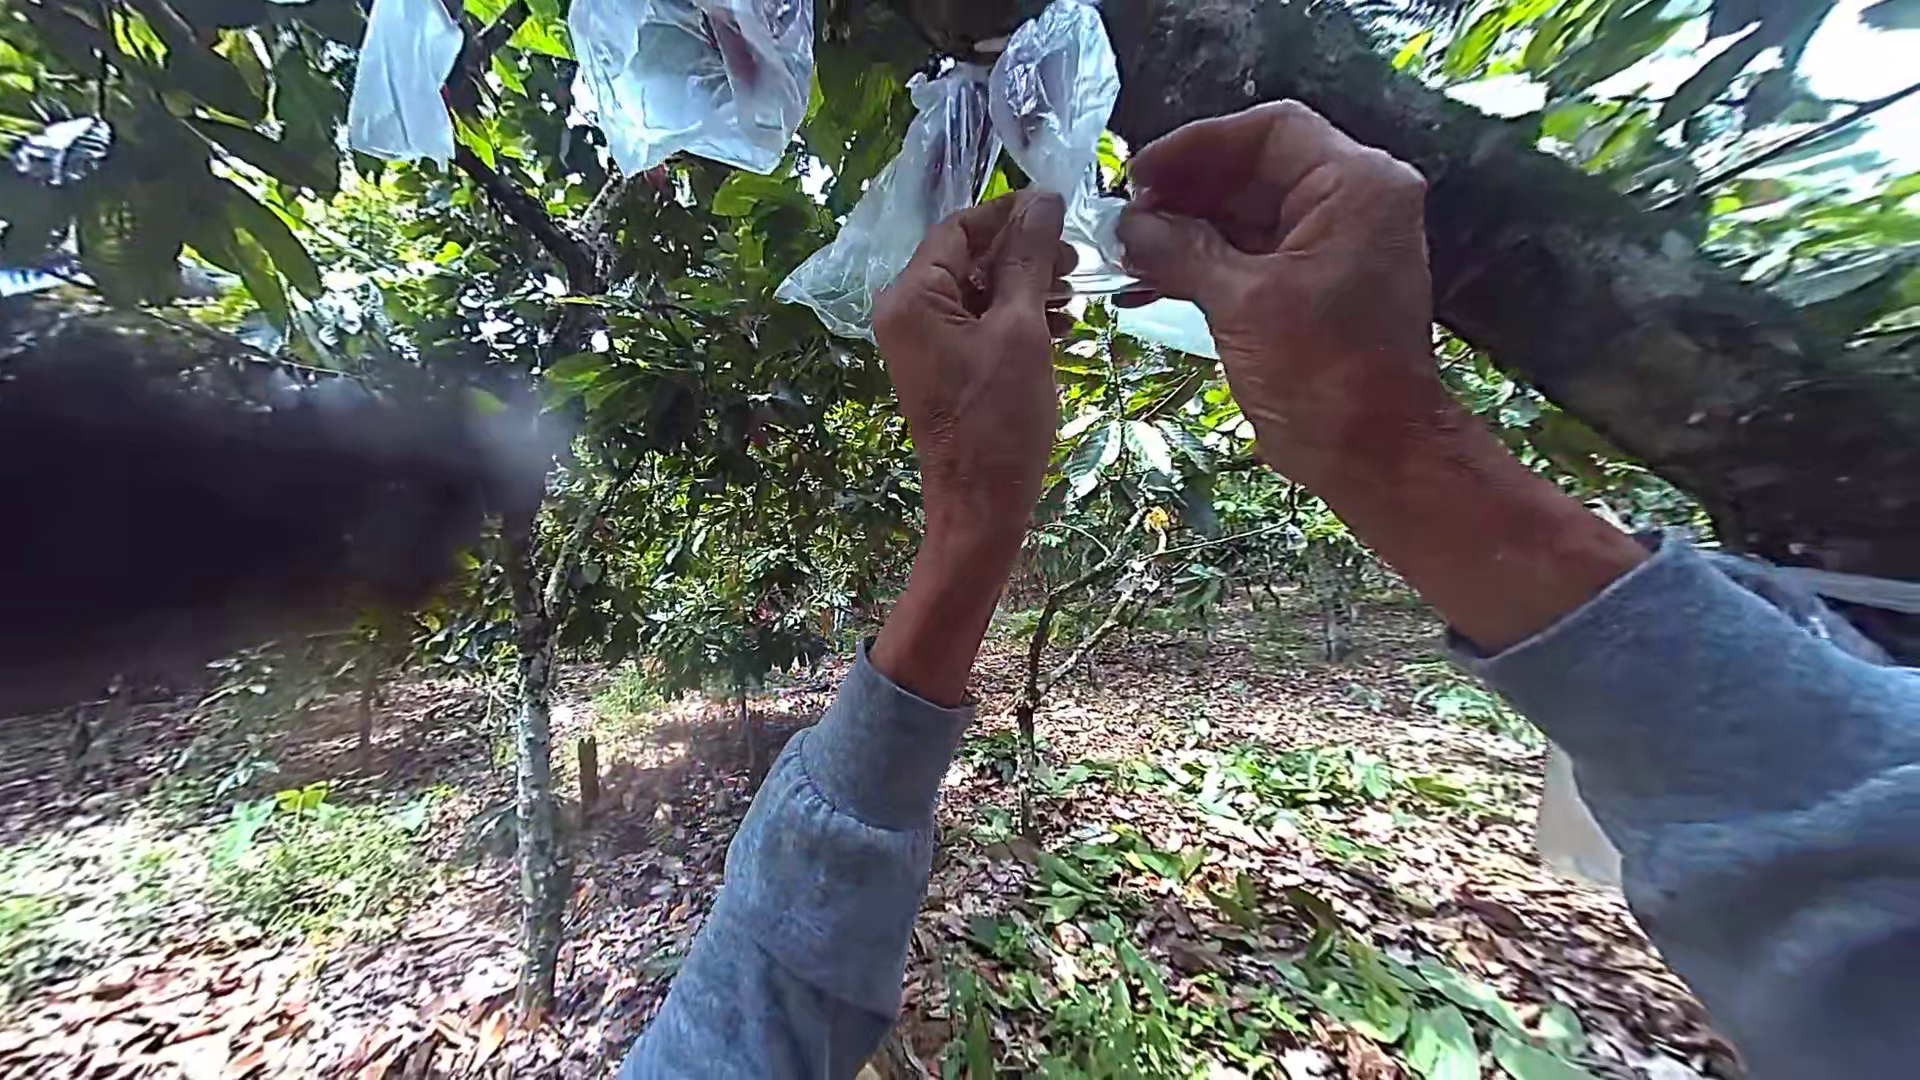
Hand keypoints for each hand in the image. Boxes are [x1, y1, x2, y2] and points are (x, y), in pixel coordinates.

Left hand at [869, 190, 1073, 703]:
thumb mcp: (1020, 331)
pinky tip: (1057, 326)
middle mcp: (906, 315)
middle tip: (1074, 263)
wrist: (981, 504)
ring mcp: (921, 345)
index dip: (1010, 215)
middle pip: (967, 260)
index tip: (1060, 212)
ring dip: (1024, 289)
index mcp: (912, 298)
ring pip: (976, 294)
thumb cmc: (1000, 420)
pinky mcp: (941, 369)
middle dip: (1022, 256)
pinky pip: (976, 328)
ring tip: (1072, 297)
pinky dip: (1013, 321)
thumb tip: (1042, 199)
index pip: (959, 229)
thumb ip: (1027, 260)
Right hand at [1117, 102, 1643, 649]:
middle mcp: (1338, 210)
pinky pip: (1234, 266)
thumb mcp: (1246, 304)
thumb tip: (1128, 226)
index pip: (1269, 134)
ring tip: (1122, 257)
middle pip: (1247, 178)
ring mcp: (1313, 256)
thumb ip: (1185, 254)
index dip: (1197, 146)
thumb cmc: (1319, 371)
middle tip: (1119, 221)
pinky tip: (1142, 288)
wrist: (1363, 448)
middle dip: (1180, 197)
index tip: (1137, 175)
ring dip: (1178, 237)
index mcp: (1350, 189)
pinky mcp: (1290, 297)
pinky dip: (1190, 272)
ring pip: (1235, 224)